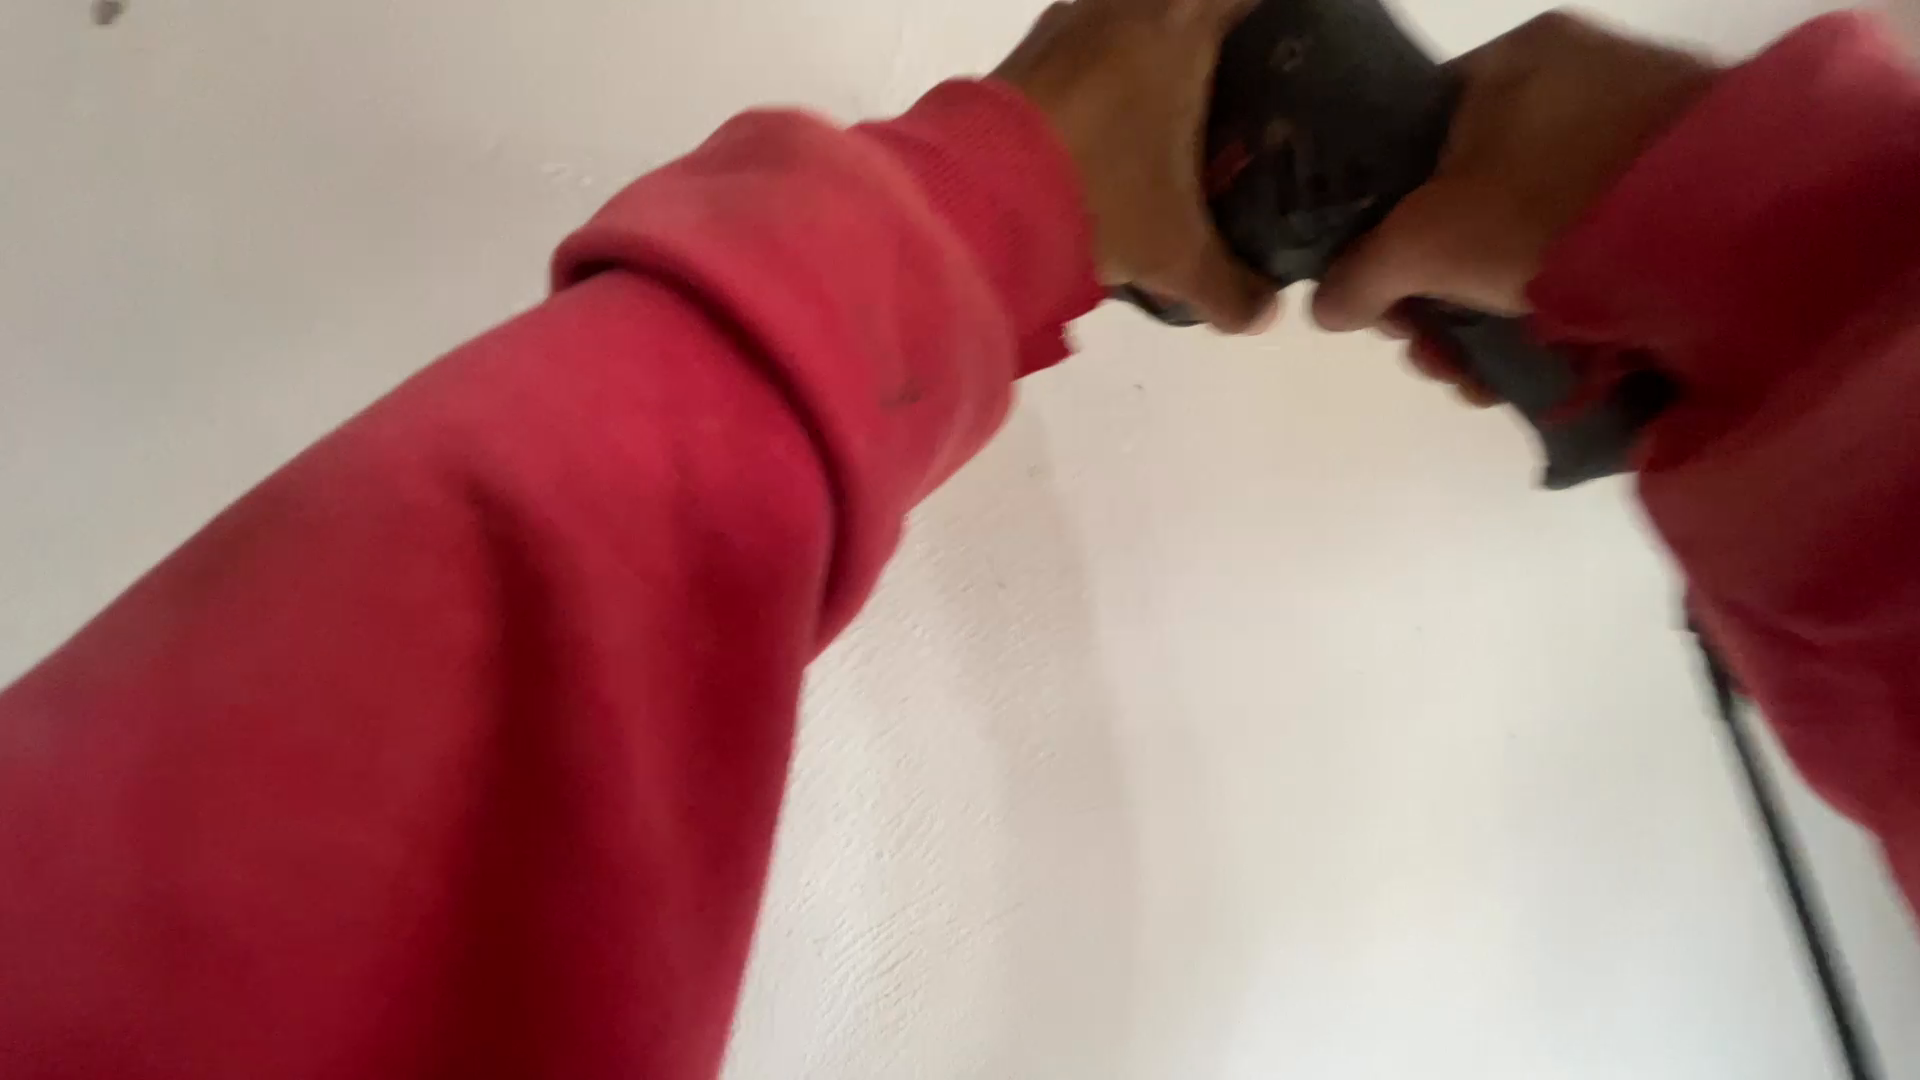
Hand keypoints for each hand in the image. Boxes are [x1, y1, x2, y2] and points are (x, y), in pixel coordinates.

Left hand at [995, 0, 1278, 333]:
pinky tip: (1098, 149)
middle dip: (1207, 64)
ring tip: (1157, 140)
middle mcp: (1128, 0)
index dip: (1268, 37)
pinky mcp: (1023, 56)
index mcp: (1186, 17)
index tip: (1271, 81)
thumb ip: (1227, 286)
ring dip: (1147, 77)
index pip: (1251, 5)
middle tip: (1219, 119)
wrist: (978, 200)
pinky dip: (1097, 95)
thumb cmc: (1099, 199)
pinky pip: (1079, 61)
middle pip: (1189, 16)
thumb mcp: (1174, 253)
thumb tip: (1261, 315)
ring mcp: (1068, 21)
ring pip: (1131, 32)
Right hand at [1310, 11, 1716, 402]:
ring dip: (1461, 322)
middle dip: (1418, 295)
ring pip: (1494, 246)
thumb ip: (1353, 276)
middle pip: (1444, 210)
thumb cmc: (1544, 207)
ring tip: (1459, 376)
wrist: (1727, 237)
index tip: (1366, 286)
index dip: (1366, 226)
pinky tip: (1502, 370)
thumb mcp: (1420, 242)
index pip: (1398, 149)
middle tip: (1416, 343)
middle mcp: (1561, 92)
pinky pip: (1553, 258)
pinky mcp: (1651, 203)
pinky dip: (1518, 317)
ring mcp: (1613, 146)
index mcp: (1504, 67)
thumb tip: (1325, 309)